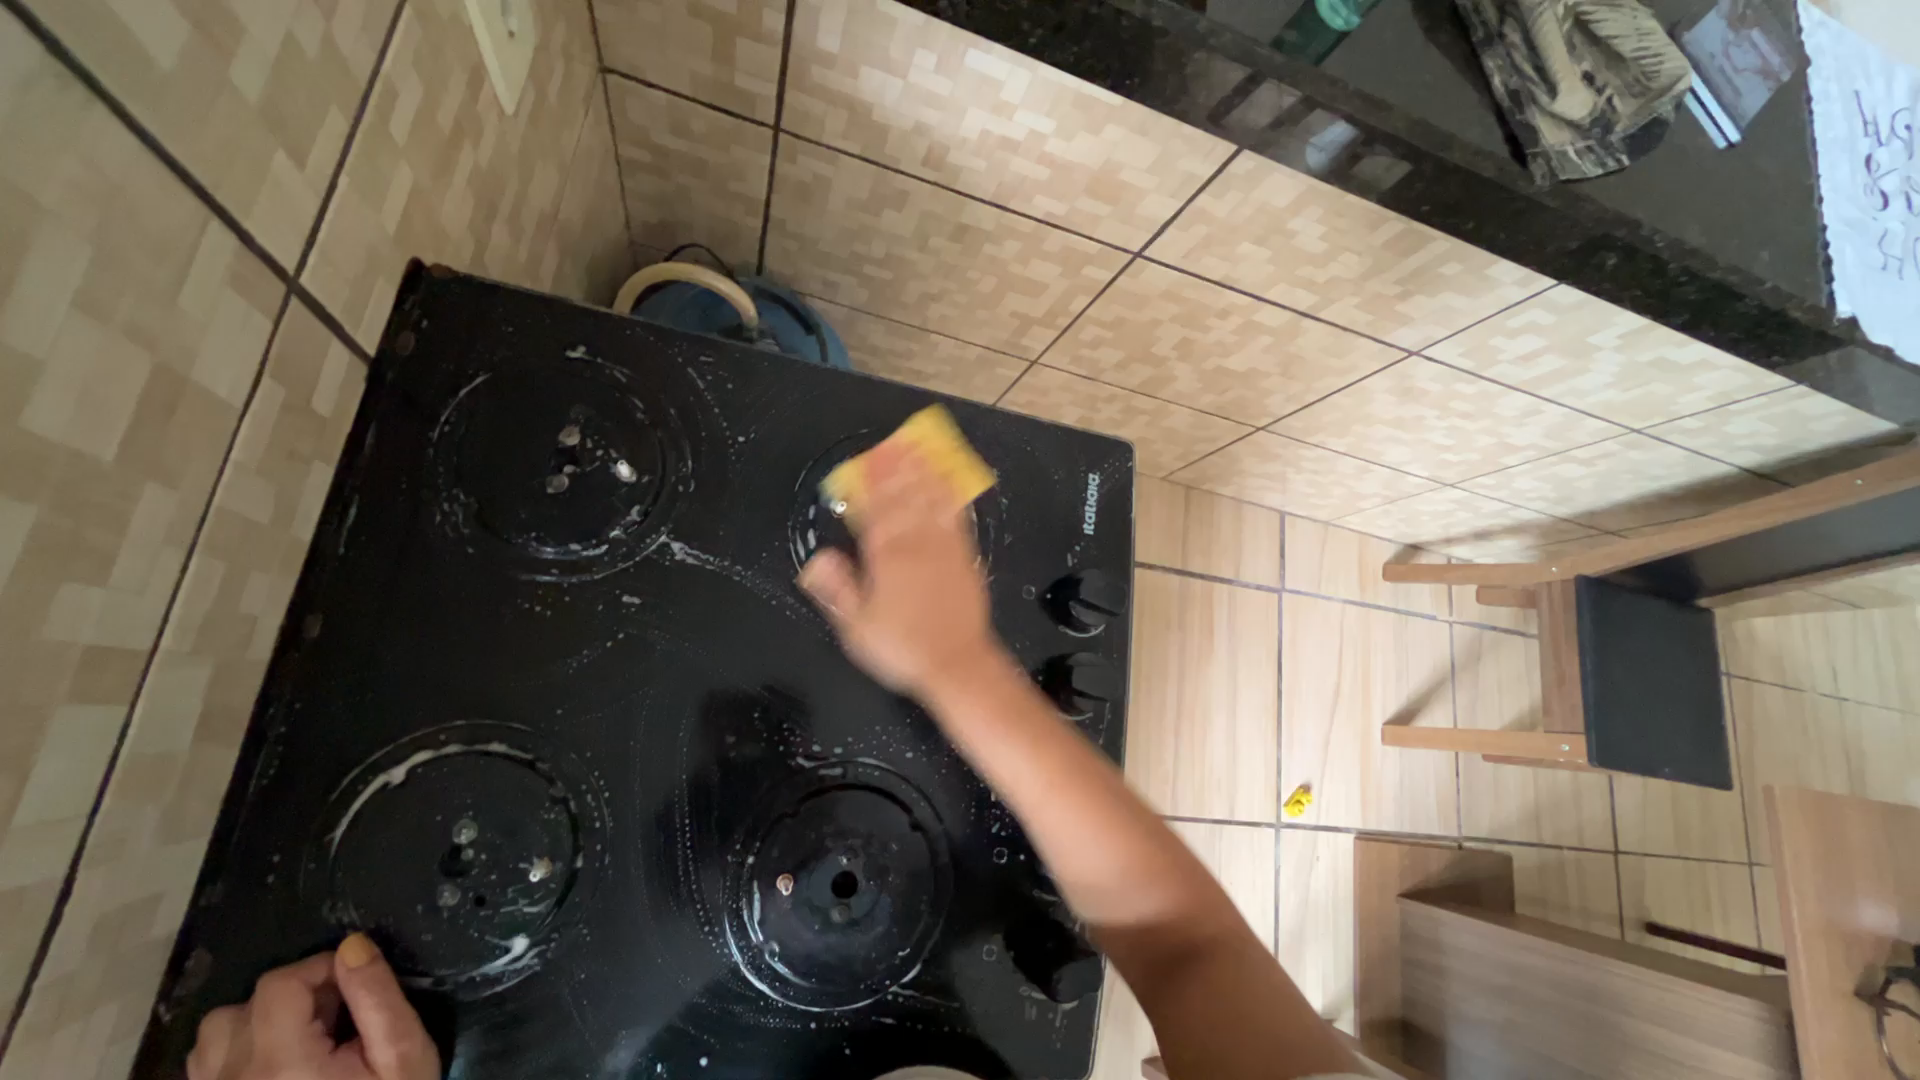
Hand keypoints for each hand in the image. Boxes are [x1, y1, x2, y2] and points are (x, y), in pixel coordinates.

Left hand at [187, 933, 439, 1079]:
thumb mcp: (402, 1055)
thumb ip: (378, 997)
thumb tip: (352, 946)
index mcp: (281, 1064)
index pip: (279, 984)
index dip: (321, 967)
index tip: (358, 982)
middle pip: (236, 1011)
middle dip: (290, 997)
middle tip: (337, 1016)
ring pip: (212, 1041)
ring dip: (255, 1025)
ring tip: (305, 1040)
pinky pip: (206, 1072)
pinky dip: (239, 1056)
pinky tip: (279, 1069)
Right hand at [798, 438, 1004, 697]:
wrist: (956, 663)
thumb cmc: (902, 648)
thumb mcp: (857, 627)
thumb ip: (837, 590)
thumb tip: (818, 559)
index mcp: (886, 559)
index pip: (875, 513)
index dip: (870, 486)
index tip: (867, 461)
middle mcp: (916, 546)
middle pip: (905, 500)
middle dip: (897, 471)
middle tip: (894, 444)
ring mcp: (944, 550)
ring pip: (931, 503)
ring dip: (923, 476)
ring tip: (919, 452)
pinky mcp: (966, 559)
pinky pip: (957, 520)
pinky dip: (950, 499)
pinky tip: (948, 487)